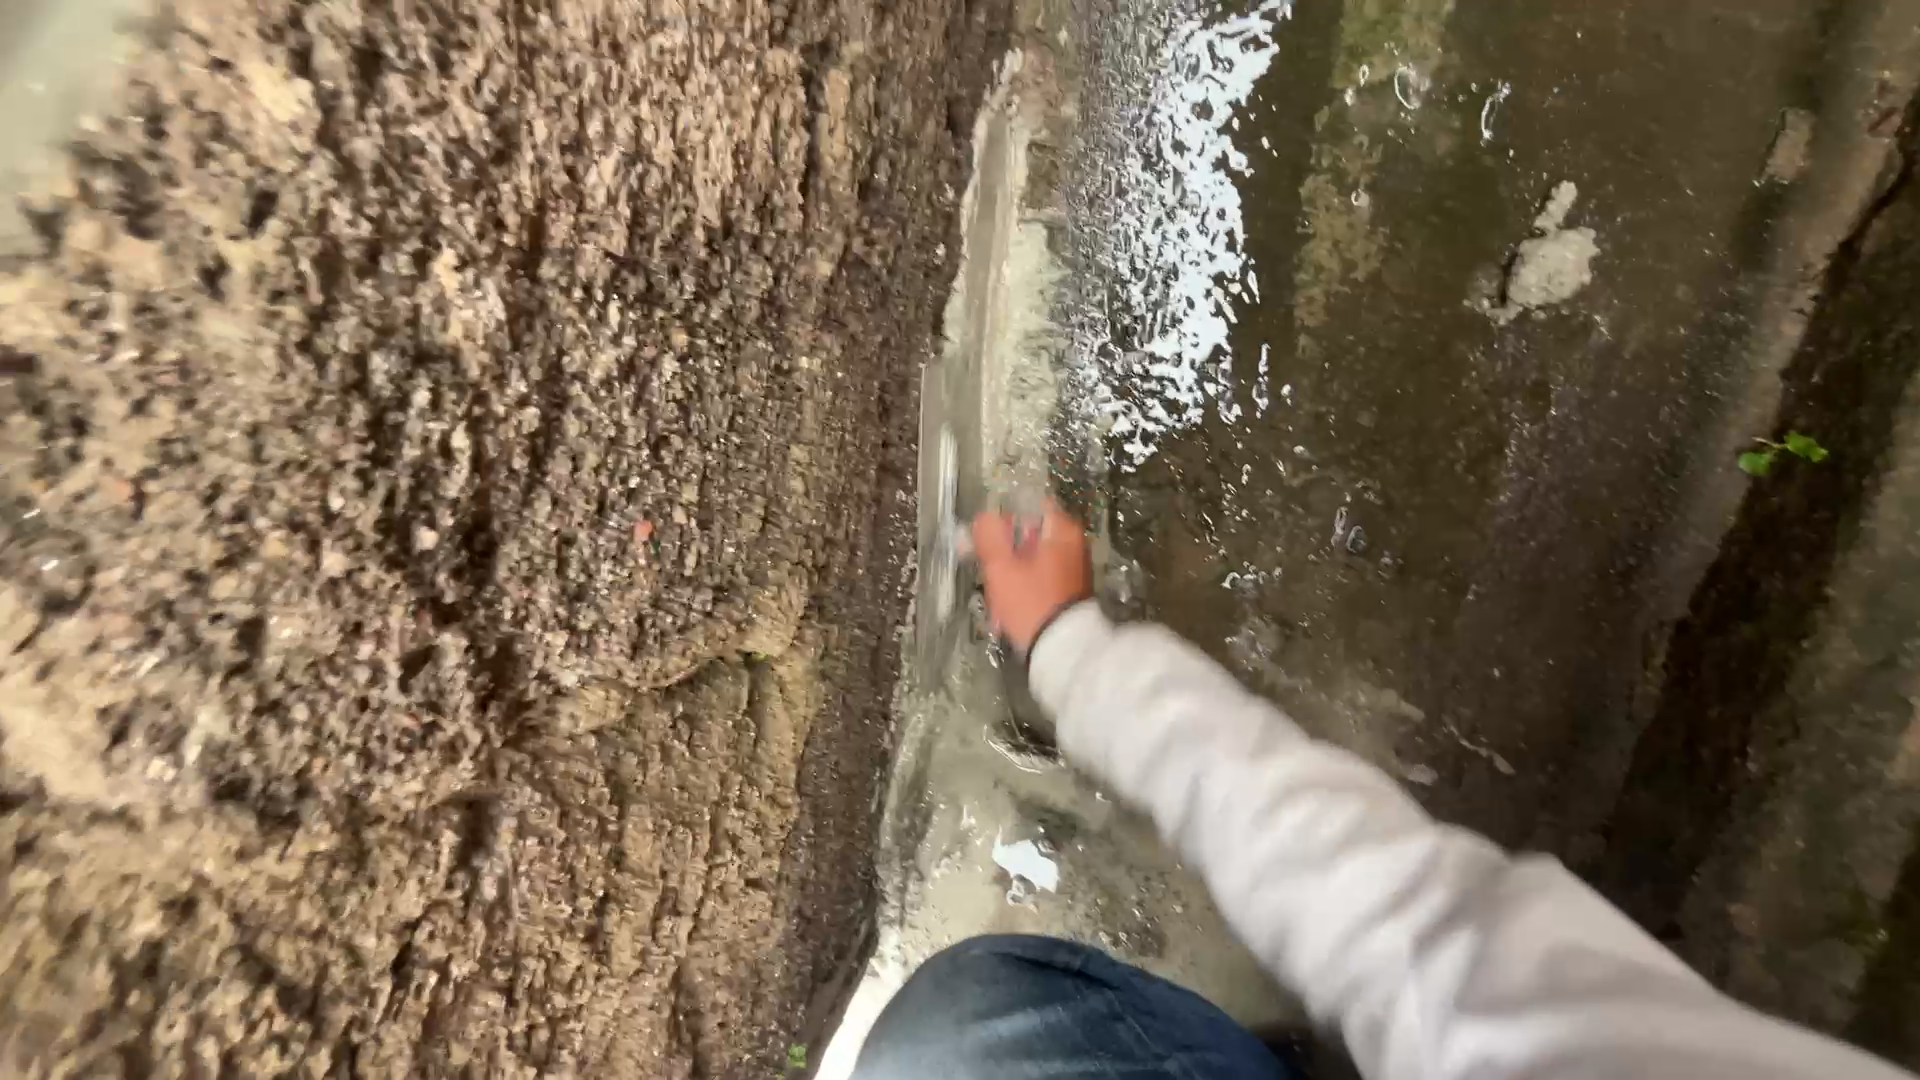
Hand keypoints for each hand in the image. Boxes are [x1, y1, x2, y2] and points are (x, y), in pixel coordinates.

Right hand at [970, 501, 1093, 653]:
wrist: (1062, 650)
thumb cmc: (1030, 602)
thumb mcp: (1001, 566)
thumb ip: (989, 535)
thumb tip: (984, 517)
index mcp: (1062, 530)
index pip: (1028, 506)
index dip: (1004, 520)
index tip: (988, 539)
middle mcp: (1074, 544)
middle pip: (1029, 536)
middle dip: (1005, 553)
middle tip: (990, 573)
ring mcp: (1075, 569)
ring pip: (1032, 560)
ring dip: (1011, 575)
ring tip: (1000, 599)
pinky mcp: (1072, 591)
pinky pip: (1040, 580)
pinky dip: (1024, 589)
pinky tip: (1012, 608)